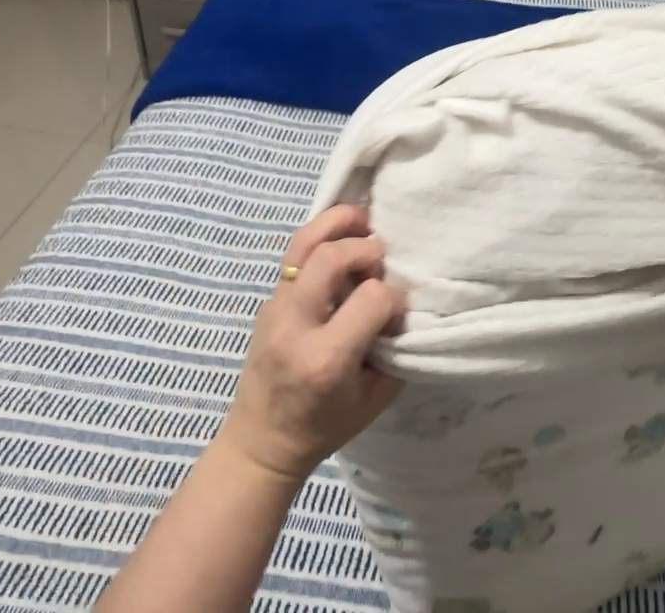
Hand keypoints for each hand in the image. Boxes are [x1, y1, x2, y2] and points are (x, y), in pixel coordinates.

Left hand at [217, 205, 405, 483]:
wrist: (261, 442)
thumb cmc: (324, 427)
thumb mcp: (374, 399)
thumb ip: (393, 350)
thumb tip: (402, 304)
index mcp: (327, 358)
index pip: (371, 298)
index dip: (394, 298)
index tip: (396, 313)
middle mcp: (296, 326)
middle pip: (330, 257)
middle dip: (365, 248)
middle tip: (380, 257)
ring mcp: (274, 310)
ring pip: (302, 243)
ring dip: (337, 224)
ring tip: (362, 221)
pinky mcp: (267, 302)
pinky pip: (295, 257)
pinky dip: (322, 241)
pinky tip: (341, 246)